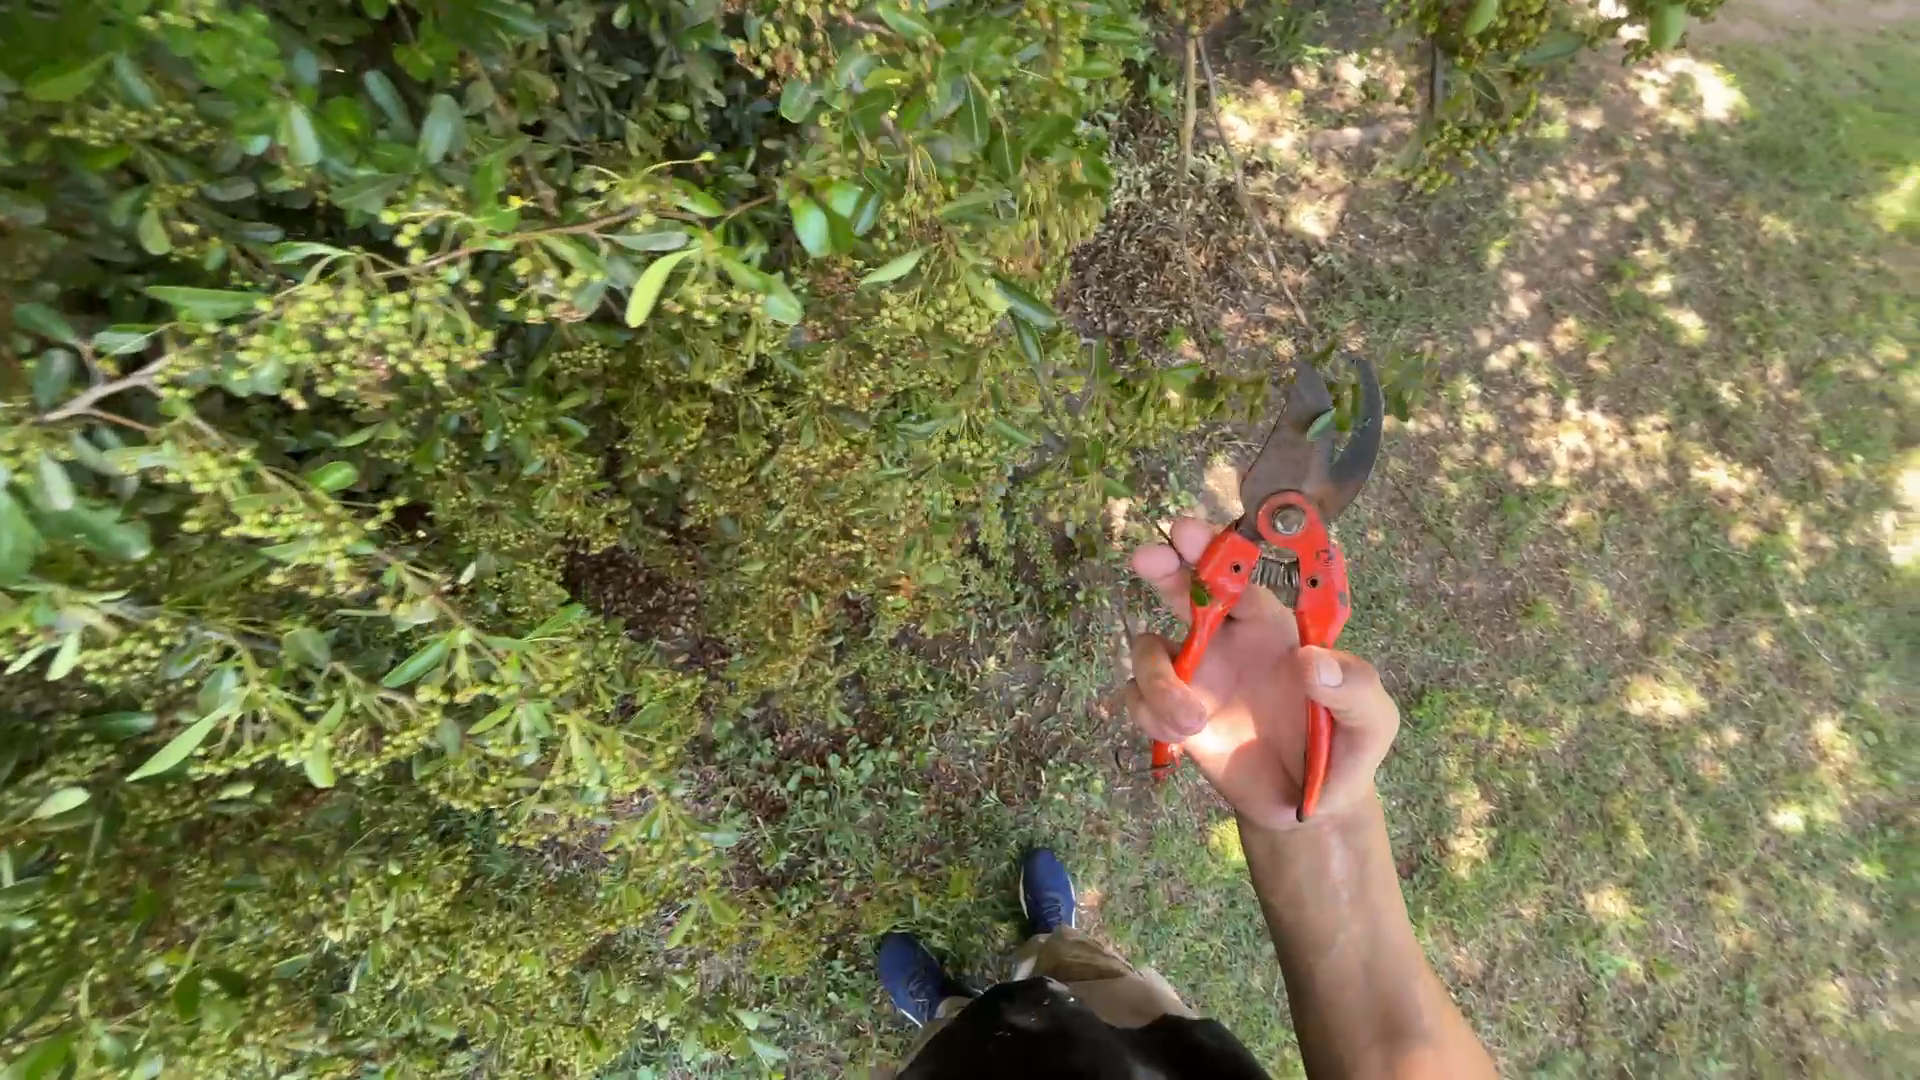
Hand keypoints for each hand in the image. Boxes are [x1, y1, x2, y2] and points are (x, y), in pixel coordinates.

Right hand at [1126, 518, 1400, 831]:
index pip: (1238, 581)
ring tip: (1192, 722)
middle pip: (1180, 590)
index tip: (1187, 532)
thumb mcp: (1370, 721)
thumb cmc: (1340, 750)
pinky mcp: (1168, 713)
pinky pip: (1137, 698)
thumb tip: (1313, 661)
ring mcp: (1192, 677)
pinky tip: (1181, 738)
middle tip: (1147, 558)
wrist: (1305, 806)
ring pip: (1147, 651)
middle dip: (1163, 568)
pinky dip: (1150, 714)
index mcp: (1269, 629)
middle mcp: (1223, 642)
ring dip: (1159, 682)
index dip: (1213, 552)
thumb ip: (1354, 689)